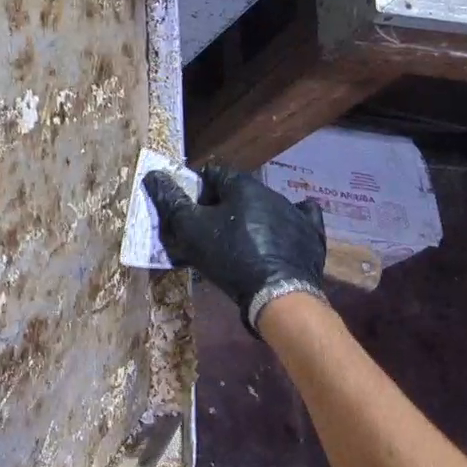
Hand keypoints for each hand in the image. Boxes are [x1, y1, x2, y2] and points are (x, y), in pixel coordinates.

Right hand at [143, 166, 327, 332]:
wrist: (278, 292)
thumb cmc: (229, 256)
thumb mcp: (190, 229)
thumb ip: (171, 201)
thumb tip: (154, 175)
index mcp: (242, 185)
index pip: (212, 174)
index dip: (196, 191)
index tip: (189, 213)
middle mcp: (271, 192)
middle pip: (238, 192)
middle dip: (222, 207)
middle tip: (209, 232)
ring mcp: (295, 213)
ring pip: (265, 207)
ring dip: (250, 218)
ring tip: (238, 244)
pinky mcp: (311, 234)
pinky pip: (299, 220)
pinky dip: (285, 224)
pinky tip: (280, 233)